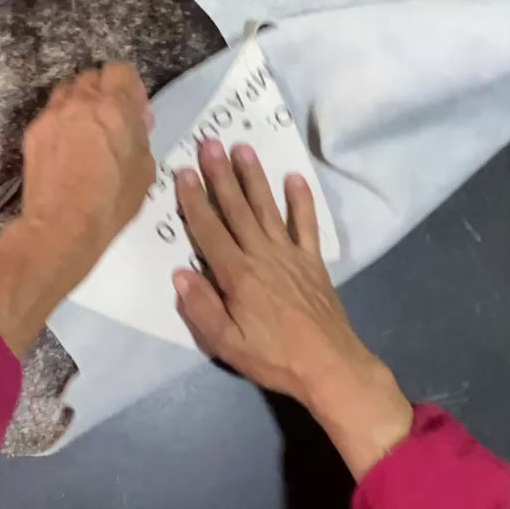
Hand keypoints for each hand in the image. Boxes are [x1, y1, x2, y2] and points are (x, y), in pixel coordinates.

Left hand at [0, 63, 153, 355]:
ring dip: (81, 102)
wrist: (62, 226)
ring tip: (87, 130)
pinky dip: (62, 120)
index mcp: (116, 108)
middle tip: (112, 119)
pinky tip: (67, 147)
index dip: (130, 87)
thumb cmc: (110, 203)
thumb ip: (141, 136)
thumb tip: (137, 121)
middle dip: (105, 92)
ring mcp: (54, 115)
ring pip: (69, 90)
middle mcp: (82, 103)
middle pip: (94, 76)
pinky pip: (52, 112)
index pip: (122, 71)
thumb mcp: (145, 170)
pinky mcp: (34, 131)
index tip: (133, 107)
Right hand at [173, 139, 412, 478]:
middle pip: (237, 209)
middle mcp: (262, 255)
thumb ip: (201, 307)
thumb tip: (180, 273)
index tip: (183, 171)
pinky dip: (301, 201)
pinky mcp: (312, 261)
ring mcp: (290, 254)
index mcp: (237, 274)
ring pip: (267, 208)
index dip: (194, 200)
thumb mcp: (226, 343)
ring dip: (254, 177)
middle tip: (210, 143)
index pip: (209, 230)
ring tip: (243, 148)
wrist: (329, 365)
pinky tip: (295, 178)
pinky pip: (306, 225)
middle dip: (221, 175)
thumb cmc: (273, 357)